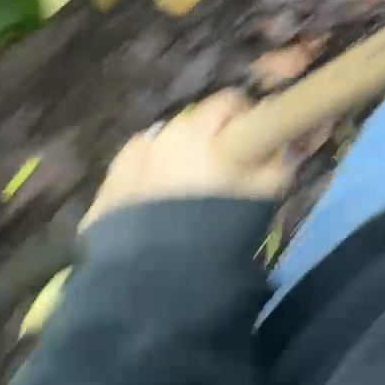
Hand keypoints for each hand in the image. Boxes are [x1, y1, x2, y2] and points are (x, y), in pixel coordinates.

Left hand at [82, 89, 292, 229]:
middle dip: (210, 137)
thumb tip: (281, 144)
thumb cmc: (221, 227)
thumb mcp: (267, 190)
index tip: (255, 142)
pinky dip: (146, 181)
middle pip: (193, 121)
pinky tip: (157, 207)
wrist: (157, 284)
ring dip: (177, 157)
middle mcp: (161, 135)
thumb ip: (277, 157)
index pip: (230, 100)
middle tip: (225, 170)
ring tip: (187, 191)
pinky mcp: (104, 192)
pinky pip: (131, 174)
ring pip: (161, 145)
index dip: (247, 118)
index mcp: (201, 128)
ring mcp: (126, 163)